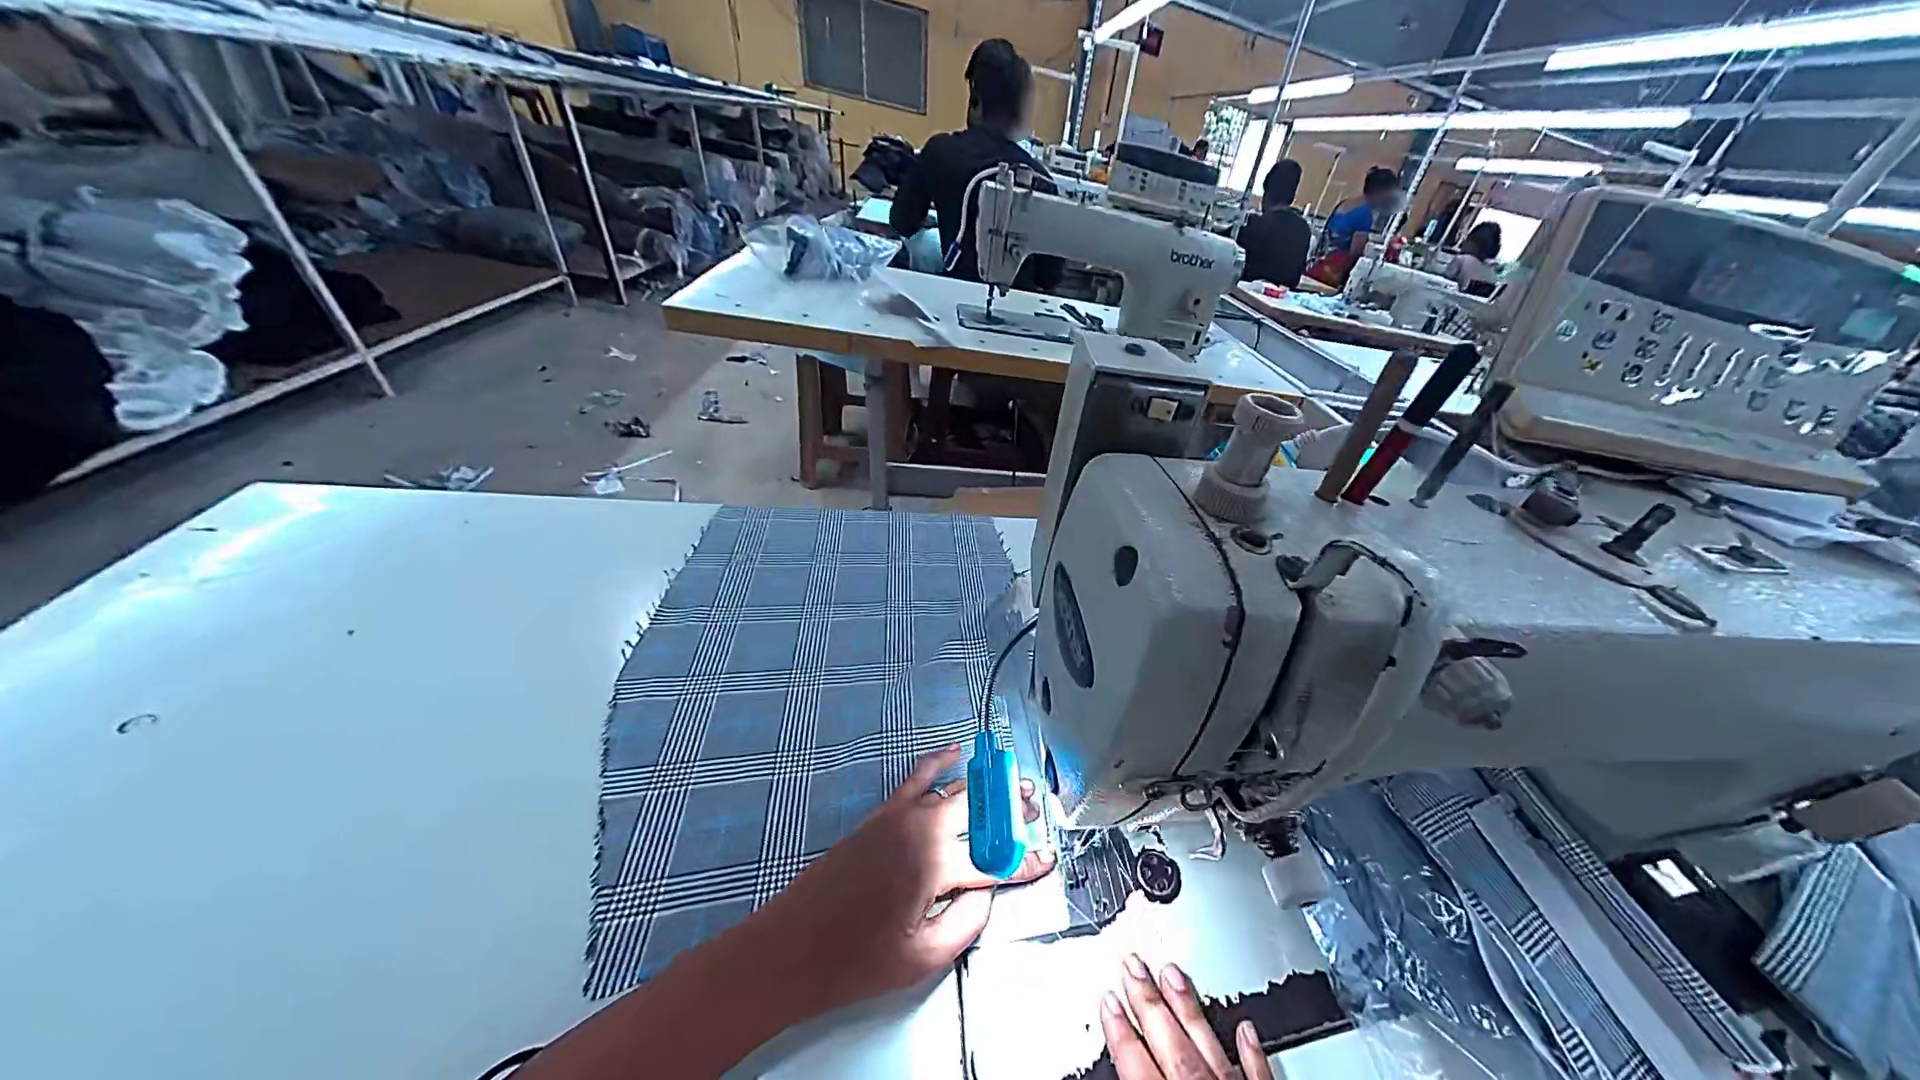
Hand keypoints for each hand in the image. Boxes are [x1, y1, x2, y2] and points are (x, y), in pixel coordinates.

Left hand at [750, 743, 1055, 1012]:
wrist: (792, 946)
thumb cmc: (856, 961)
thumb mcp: (923, 958)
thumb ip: (966, 922)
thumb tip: (985, 894)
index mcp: (934, 866)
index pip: (993, 862)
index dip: (1024, 862)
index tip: (1048, 858)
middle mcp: (920, 831)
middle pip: (977, 812)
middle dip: (1011, 810)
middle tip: (1035, 807)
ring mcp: (898, 818)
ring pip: (951, 792)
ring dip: (984, 788)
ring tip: (1010, 784)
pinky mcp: (880, 816)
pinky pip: (915, 780)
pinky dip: (937, 763)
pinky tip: (952, 752)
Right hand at [1100, 956, 1276, 1079]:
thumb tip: (1118, 1067)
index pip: (1136, 1062)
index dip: (1119, 1029)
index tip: (1108, 1000)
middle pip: (1171, 1040)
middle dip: (1147, 1000)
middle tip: (1132, 965)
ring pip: (1209, 1045)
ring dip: (1188, 1007)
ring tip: (1172, 973)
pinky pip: (1259, 1075)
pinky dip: (1251, 1050)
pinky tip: (1245, 1027)